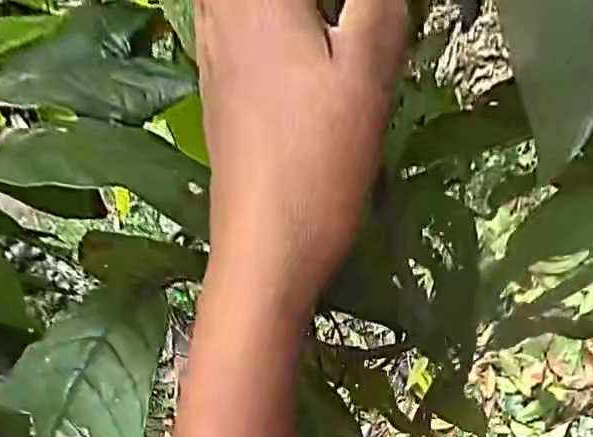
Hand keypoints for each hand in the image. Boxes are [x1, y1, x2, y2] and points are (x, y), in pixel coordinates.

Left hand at [194, 0, 408, 308]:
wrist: (265, 255)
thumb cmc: (316, 170)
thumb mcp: (365, 78)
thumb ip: (379, 6)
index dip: (353, 7)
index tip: (372, 25)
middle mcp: (222, 7)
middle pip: (287, 0)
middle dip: (332, 13)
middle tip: (361, 35)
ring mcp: (212, 49)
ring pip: (261, 11)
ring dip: (309, 22)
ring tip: (342, 42)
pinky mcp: (217, 90)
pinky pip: (244, 28)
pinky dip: (281, 33)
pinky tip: (310, 64)